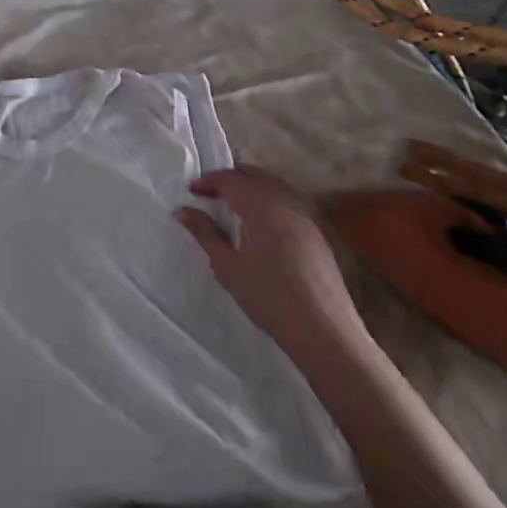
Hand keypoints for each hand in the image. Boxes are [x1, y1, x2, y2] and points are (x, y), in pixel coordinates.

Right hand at [177, 165, 367, 361]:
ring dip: (252, 188)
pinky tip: (262, 224)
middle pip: (256, 176)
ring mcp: (307, 218)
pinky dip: (269, 201)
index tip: (191, 190)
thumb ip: (205, 234)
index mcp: (263, 207)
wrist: (324, 331)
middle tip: (210, 193)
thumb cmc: (269, 297)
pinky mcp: (318, 234)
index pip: (232, 180)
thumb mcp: (229, 267)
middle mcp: (287, 203)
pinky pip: (289, 202)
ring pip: (275, 186)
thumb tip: (182, 211)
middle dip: (231, 179)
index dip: (209, 180)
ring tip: (233, 205)